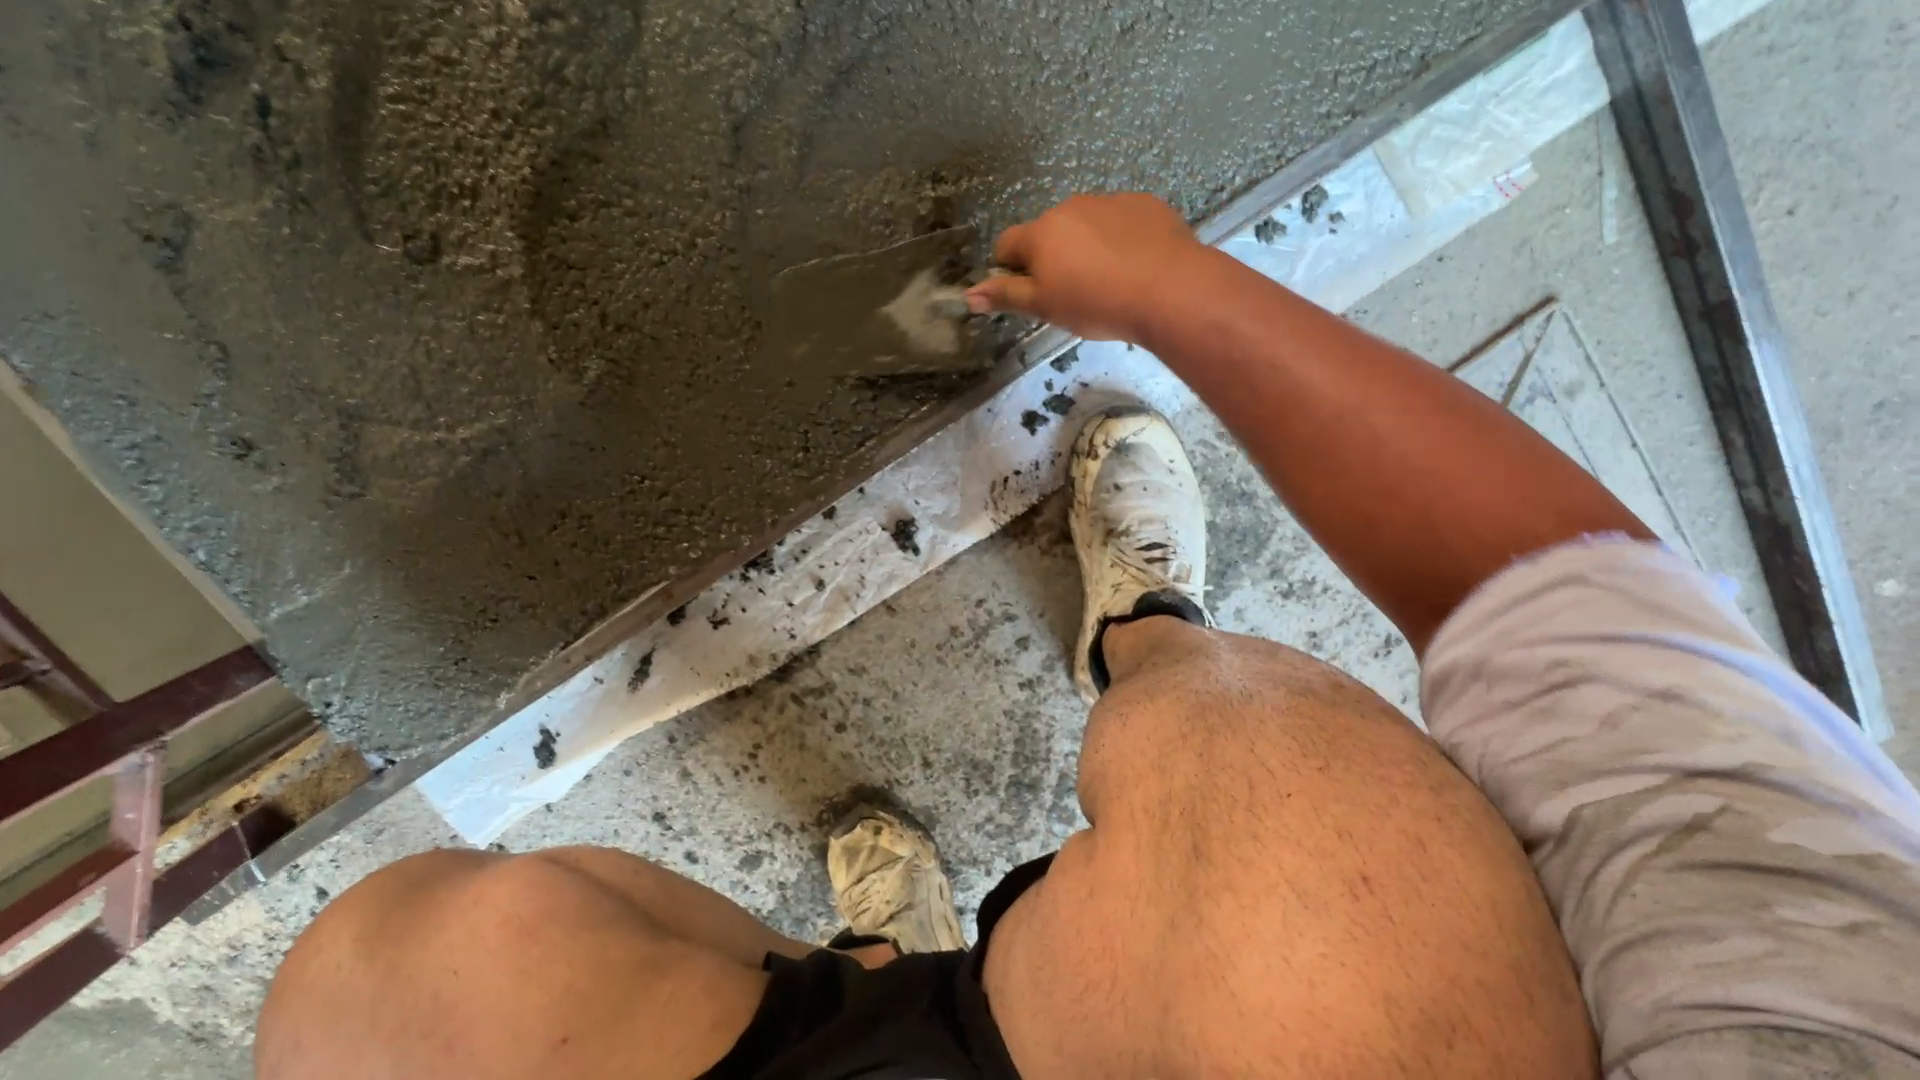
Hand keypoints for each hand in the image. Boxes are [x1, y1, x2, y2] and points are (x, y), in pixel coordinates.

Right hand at [966, 195, 1208, 342]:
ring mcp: (1110, 201)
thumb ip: (1006, 296)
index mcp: (1041, 233)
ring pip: (1086, 225)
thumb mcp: (1046, 307)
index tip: (1032, 292)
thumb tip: (969, 294)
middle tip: (1075, 293)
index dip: (1012, 270)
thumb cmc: (1097, 303)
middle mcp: (1071, 207)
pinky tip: (1137, 266)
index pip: (1007, 244)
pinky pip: (1122, 221)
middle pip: (1049, 233)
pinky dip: (1122, 239)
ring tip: (1111, 281)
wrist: (1169, 289)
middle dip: (1054, 257)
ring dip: (1088, 247)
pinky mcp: (1145, 204)